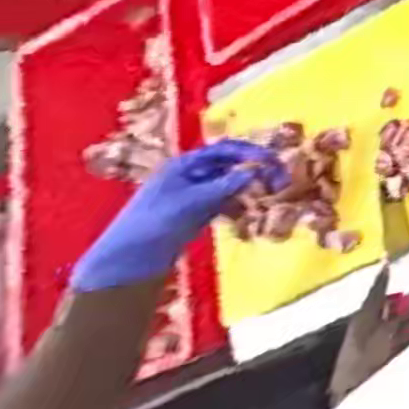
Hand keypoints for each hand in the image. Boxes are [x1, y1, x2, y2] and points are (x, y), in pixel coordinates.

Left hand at [72, 140, 278, 290]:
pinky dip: (241, 204)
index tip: (273, 161)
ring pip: (234, 182)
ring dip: (252, 188)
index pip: (226, 149)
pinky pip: (229, 200)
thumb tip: (259, 169)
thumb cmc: (155, 223)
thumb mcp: (194, 201)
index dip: (251, 152)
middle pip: (233, 164)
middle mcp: (192, 173)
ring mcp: (197, 192)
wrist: (129, 260)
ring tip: (267, 197)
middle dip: (257, 170)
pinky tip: (245, 215)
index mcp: (184, 165)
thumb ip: (228, 184)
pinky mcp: (201, 209)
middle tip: (280, 181)